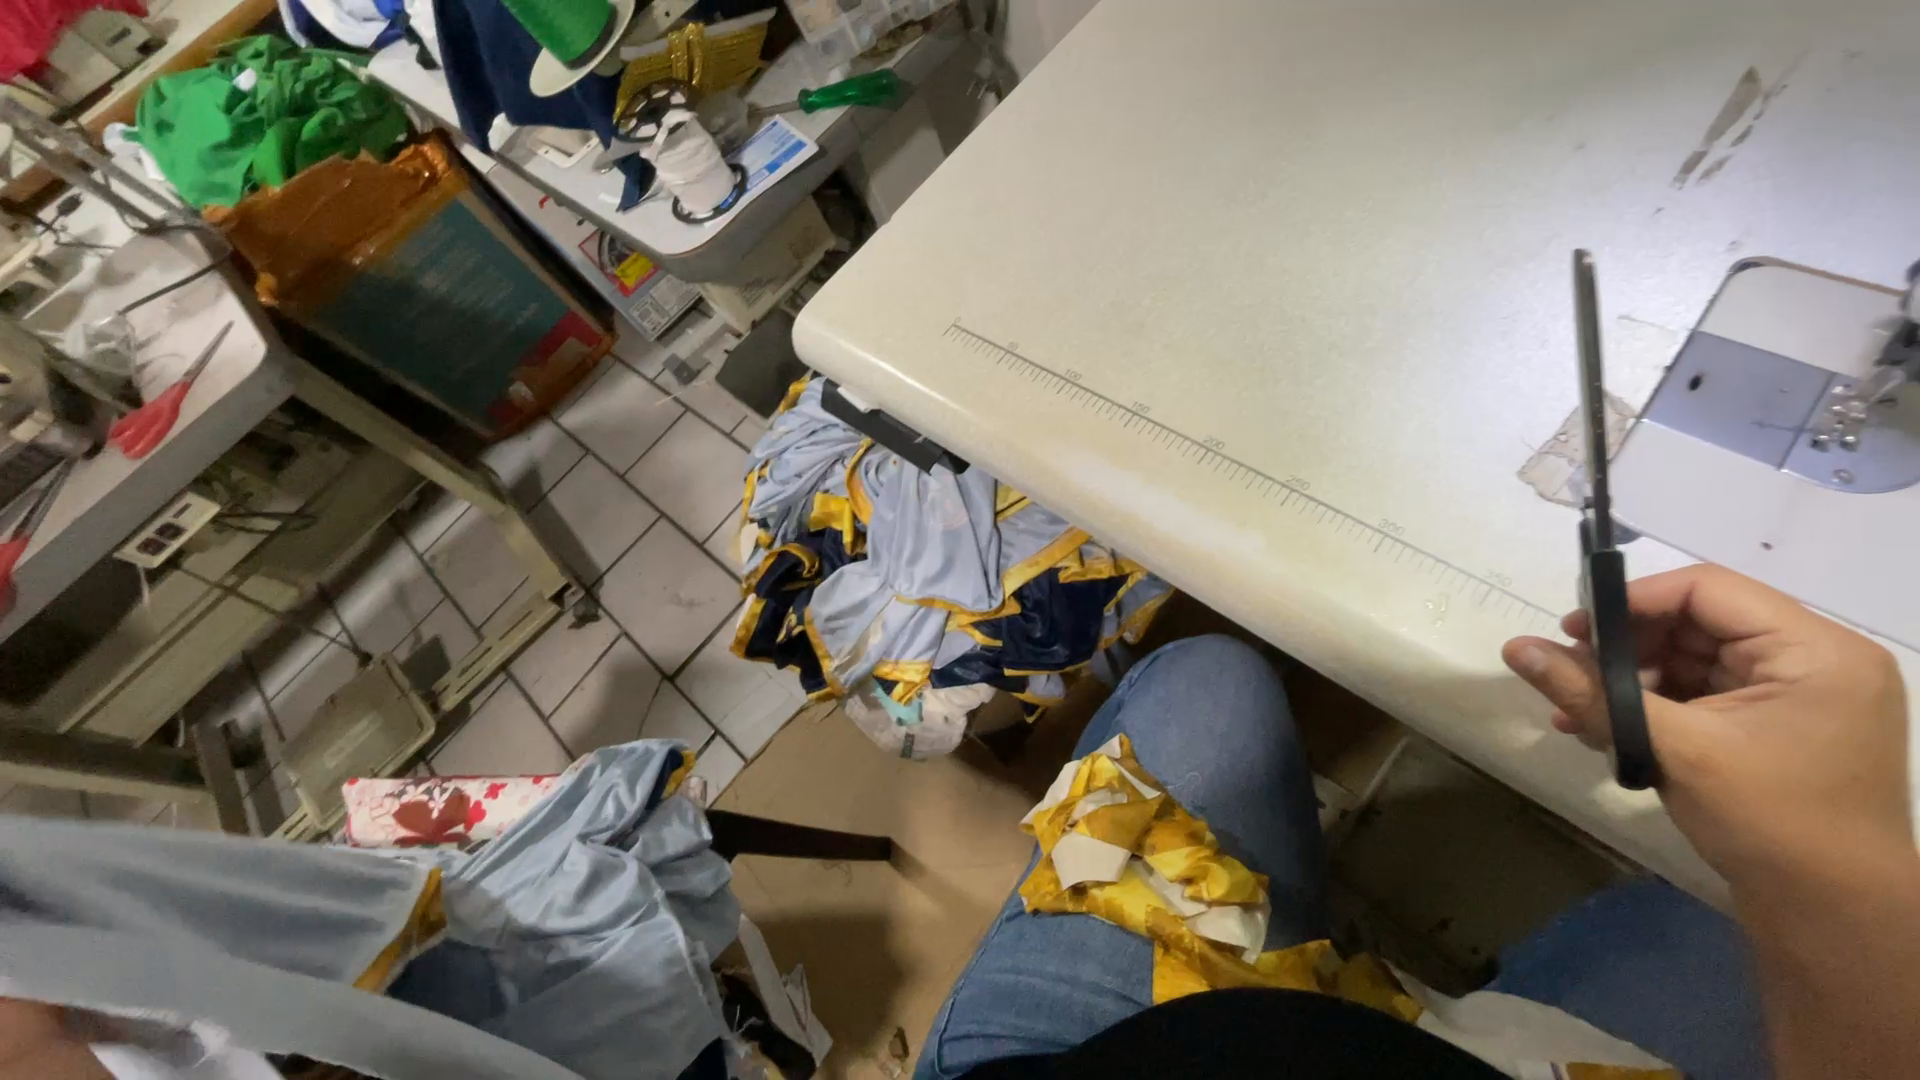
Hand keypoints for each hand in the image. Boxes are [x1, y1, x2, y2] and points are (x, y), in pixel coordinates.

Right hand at [1501, 563, 1912, 895]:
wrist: (1830, 909)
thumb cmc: (1768, 818)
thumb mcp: (1669, 747)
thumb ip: (1588, 691)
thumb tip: (1513, 647)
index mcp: (1814, 651)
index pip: (1706, 588)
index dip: (1632, 600)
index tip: (1573, 631)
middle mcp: (1812, 659)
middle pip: (1693, 620)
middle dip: (1623, 645)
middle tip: (1568, 671)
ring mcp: (1794, 692)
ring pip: (1686, 655)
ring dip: (1625, 677)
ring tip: (1577, 710)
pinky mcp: (1770, 720)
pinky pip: (1695, 688)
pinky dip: (1646, 702)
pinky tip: (1599, 726)